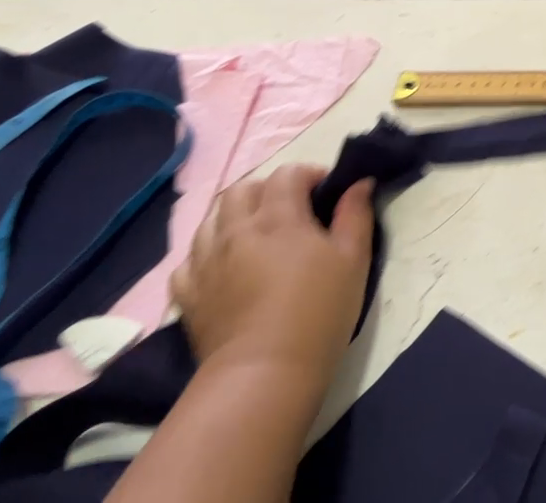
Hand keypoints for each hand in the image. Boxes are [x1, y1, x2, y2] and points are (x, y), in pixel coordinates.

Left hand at [172, 164, 374, 384]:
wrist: (266, 370)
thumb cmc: (320, 310)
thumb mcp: (354, 259)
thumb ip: (355, 215)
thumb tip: (358, 184)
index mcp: (278, 218)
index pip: (287, 175)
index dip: (309, 175)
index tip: (327, 192)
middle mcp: (235, 231)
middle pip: (241, 189)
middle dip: (267, 189)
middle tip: (291, 209)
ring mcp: (205, 262)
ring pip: (210, 218)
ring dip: (234, 215)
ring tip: (257, 234)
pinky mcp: (188, 293)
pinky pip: (188, 259)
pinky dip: (206, 253)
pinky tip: (224, 265)